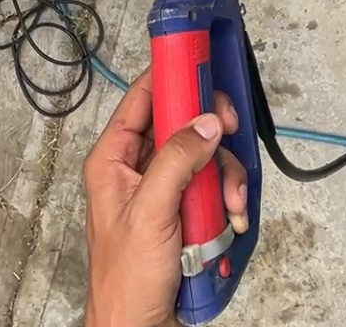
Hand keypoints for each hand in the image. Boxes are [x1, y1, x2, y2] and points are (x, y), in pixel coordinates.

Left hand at [83, 73, 249, 326]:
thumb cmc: (126, 280)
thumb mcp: (150, 214)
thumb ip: (177, 161)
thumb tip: (205, 122)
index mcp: (114, 158)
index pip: (142, 97)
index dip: (171, 75)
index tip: (201, 63)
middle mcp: (137, 164)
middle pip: (182, 121)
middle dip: (211, 132)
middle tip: (230, 131)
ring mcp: (162, 185)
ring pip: (204, 152)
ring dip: (224, 175)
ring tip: (230, 205)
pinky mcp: (183, 205)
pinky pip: (211, 183)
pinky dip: (226, 197)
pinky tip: (231, 217)